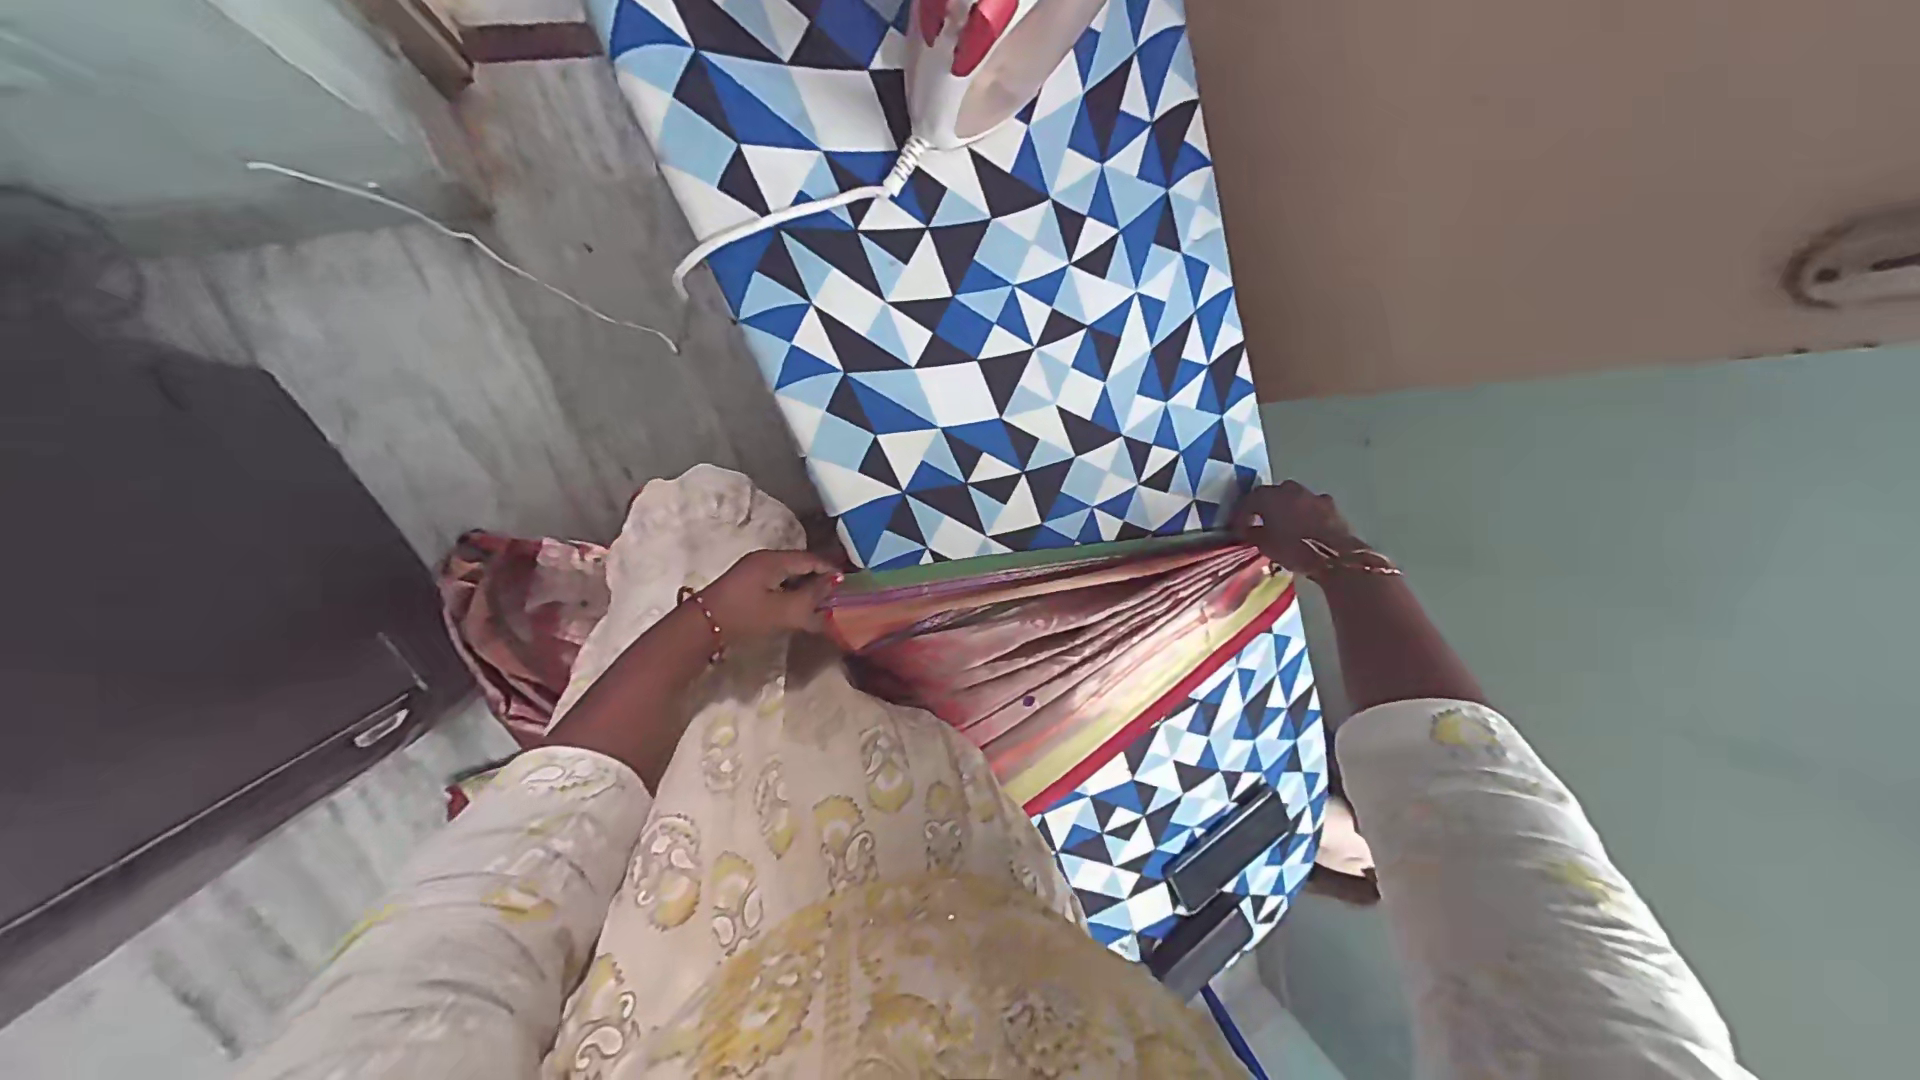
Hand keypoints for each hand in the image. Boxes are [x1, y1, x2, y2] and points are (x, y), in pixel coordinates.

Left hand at [697, 549, 839, 639]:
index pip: (811, 559)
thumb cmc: (744, 616)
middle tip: (836, 597)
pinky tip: (797, 608)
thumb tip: (833, 588)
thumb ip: (811, 600)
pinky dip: (791, 592)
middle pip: (800, 565)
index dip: (831, 571)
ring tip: (820, 605)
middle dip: (819, 580)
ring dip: (805, 588)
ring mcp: (754, 571)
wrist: (700, 627)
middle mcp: (765, 559)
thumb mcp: (783, 611)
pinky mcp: (747, 584)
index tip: (848, 585)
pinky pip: (777, 582)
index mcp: (774, 560)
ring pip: (789, 575)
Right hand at [1233, 480, 1359, 571]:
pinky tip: (1303, 527)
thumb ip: (1252, 533)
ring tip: (1282, 524)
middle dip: (1264, 506)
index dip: (1241, 514)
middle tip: (1259, 521)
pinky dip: (1304, 513)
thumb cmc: (1293, 549)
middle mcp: (1290, 489)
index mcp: (1269, 497)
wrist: (1334, 556)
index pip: (1249, 500)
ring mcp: (1312, 495)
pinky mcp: (1330, 505)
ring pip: (1292, 498)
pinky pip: (1310, 506)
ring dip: (1285, 508)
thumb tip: (1247, 529)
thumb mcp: (1264, 545)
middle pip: (1272, 494)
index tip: (1238, 528)